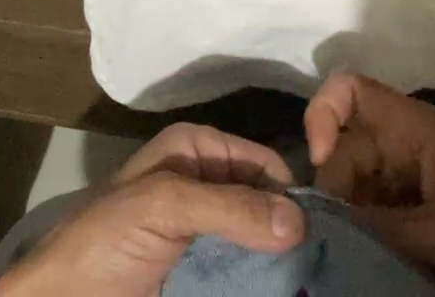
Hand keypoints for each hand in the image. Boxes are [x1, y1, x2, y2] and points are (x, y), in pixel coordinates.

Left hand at [0, 124, 302, 296]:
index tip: (327, 234)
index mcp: (197, 151)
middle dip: (292, 235)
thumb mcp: (163, 207)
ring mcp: (205, 234)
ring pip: (261, 245)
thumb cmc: (106, 240)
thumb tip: (299, 221)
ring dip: (282, 268)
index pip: (264, 164)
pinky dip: (263, 287)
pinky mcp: (202, 275)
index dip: (292, 194)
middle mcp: (206, 185)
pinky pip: (245, 276)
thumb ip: (228, 208)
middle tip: (328, 268)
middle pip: (266, 205)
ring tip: (316, 286)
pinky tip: (287, 296)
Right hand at [305, 73, 434, 296]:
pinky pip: (369, 214)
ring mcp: (409, 183)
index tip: (317, 160)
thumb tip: (315, 221)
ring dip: (344, 215)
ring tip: (344, 251)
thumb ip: (377, 224)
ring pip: (352, 186)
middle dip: (332, 185)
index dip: (323, 113)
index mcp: (415, 129)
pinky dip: (359, 233)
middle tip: (334, 234)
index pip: (351, 91)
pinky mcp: (414, 217)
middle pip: (343, 147)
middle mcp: (405, 147)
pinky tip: (357, 258)